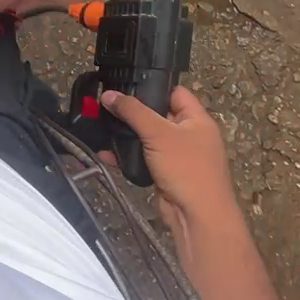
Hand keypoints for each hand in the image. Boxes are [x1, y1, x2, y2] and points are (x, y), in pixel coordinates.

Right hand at [101, 86, 236, 230]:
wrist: (197, 217)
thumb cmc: (186, 168)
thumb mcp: (158, 133)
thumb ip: (132, 111)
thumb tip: (108, 95)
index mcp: (197, 121)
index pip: (175, 92)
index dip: (152, 85)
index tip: (125, 82)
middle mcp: (190, 135)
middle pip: (157, 113)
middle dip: (132, 111)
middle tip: (106, 104)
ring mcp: (178, 155)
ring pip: (147, 136)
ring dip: (126, 133)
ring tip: (102, 125)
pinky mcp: (166, 172)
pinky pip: (143, 156)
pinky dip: (126, 154)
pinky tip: (107, 153)